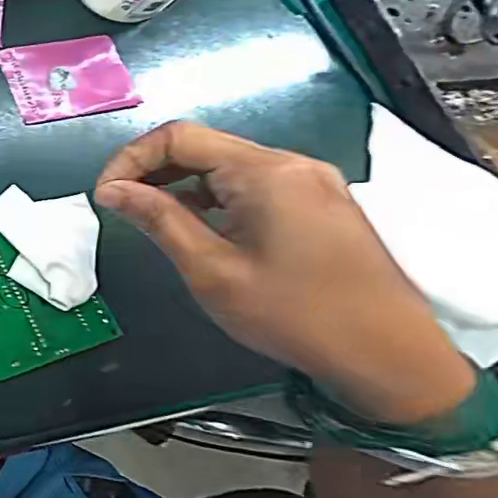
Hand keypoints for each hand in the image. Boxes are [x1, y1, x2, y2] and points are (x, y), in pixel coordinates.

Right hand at [94, 121, 472, 422]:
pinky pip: (244, 182)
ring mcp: (309, 183)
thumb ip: (158, 219)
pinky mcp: (314, 203)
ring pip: (219, 163)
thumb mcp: (210, 269)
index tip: (105, 196)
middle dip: (147, 168)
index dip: (129, 159)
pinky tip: (188, 222)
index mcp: (268, 175)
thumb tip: (110, 190)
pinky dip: (204, 193)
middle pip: (199, 145)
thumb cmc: (295, 315)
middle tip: (117, 205)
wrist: (392, 359)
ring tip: (144, 214)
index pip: (178, 138)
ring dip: (173, 181)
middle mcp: (292, 167)